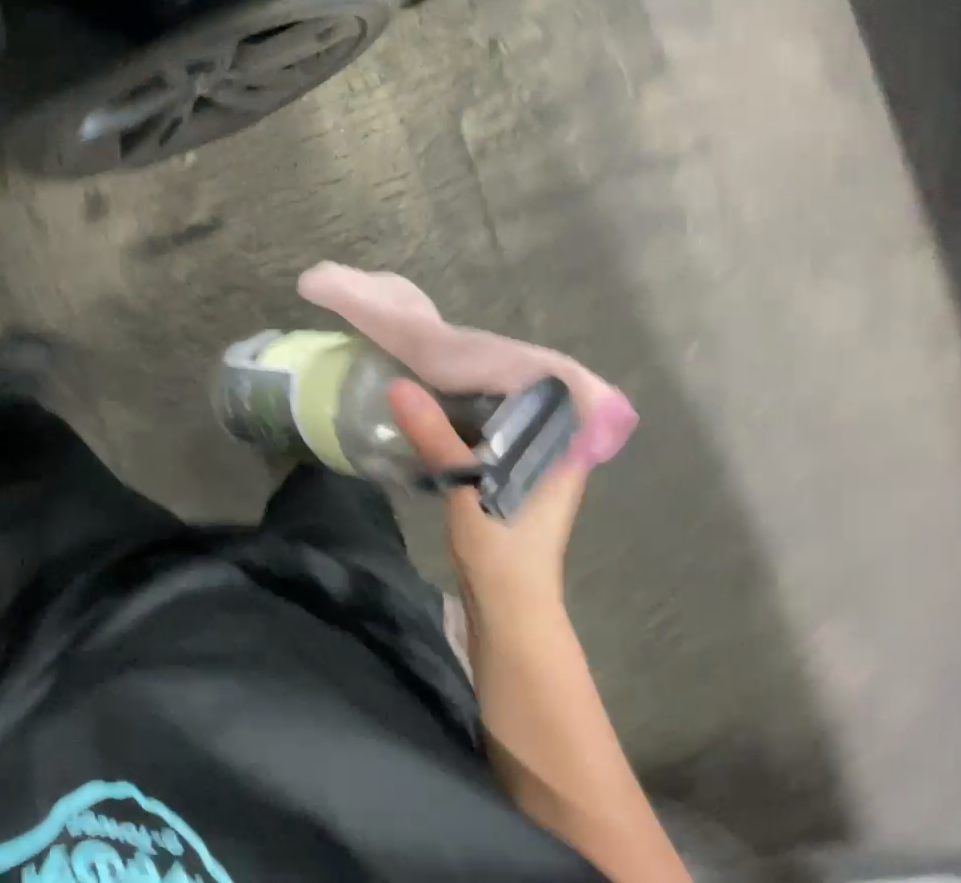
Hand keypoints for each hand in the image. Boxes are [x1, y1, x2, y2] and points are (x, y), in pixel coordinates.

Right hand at [389, 379, 586, 622]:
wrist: (507, 615)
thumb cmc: (504, 548)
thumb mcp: (469, 486)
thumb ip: (436, 437)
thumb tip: (399, 386)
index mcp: (560, 452)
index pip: (550, 391)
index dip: (516, 364)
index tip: (478, 345)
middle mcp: (550, 459)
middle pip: (521, 408)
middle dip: (485, 383)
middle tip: (445, 357)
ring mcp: (527, 478)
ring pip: (500, 429)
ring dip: (471, 410)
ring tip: (434, 381)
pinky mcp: (503, 494)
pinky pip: (485, 449)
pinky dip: (462, 434)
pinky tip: (434, 424)